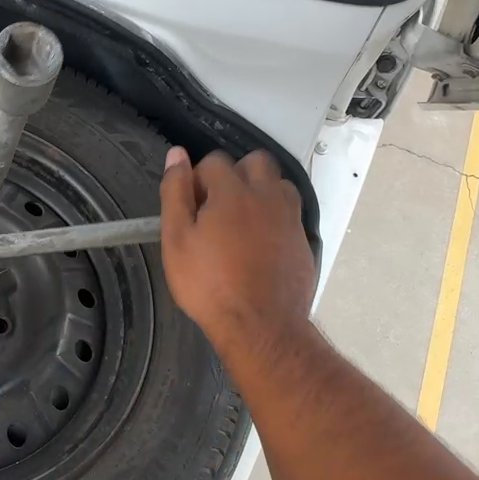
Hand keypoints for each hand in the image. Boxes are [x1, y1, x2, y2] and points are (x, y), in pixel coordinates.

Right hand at [160, 147, 318, 361]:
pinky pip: (289, 213)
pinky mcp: (303, 239)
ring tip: (239, 223)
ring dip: (259, 192)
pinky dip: (273, 218)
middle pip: (254, 162)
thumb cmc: (209, 285)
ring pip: (277, 184)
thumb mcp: (177, 240)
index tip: (190, 208)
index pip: (213, 161)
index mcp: (232, 191)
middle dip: (233, 176)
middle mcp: (267, 195)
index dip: (196, 180)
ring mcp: (290, 216)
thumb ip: (175, 193)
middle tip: (215, 210)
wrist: (260, 324)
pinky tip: (258, 244)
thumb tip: (176, 155)